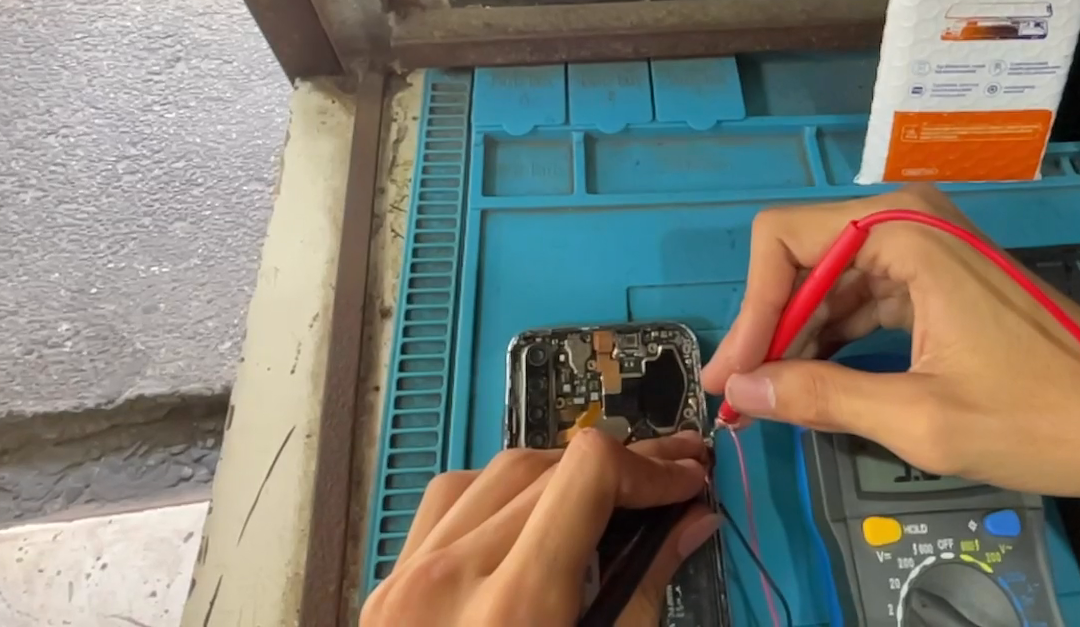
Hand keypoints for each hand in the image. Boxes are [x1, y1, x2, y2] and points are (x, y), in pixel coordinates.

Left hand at [361, 430, 720, 626]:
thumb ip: (644, 590)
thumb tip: (692, 519)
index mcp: (512, 614)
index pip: (588, 476)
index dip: (649, 468)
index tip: (685, 480)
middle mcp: (450, 580)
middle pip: (551, 469)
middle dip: (620, 468)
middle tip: (668, 476)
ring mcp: (407, 578)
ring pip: (501, 472)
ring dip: (563, 474)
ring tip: (608, 495)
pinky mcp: (388, 583)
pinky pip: (452, 498)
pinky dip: (501, 491)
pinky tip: (530, 512)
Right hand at [701, 186, 1079, 500]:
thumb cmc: (1041, 419)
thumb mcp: (920, 418)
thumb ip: (819, 396)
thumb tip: (739, 392)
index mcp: (901, 229)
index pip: (783, 241)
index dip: (749, 310)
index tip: (731, 379)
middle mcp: (906, 218)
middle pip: (801, 254)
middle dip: (769, 324)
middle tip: (741, 395)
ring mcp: (923, 243)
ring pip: (827, 276)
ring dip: (796, 332)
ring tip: (769, 395)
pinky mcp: (935, 272)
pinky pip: (862, 292)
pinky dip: (832, 333)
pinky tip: (813, 374)